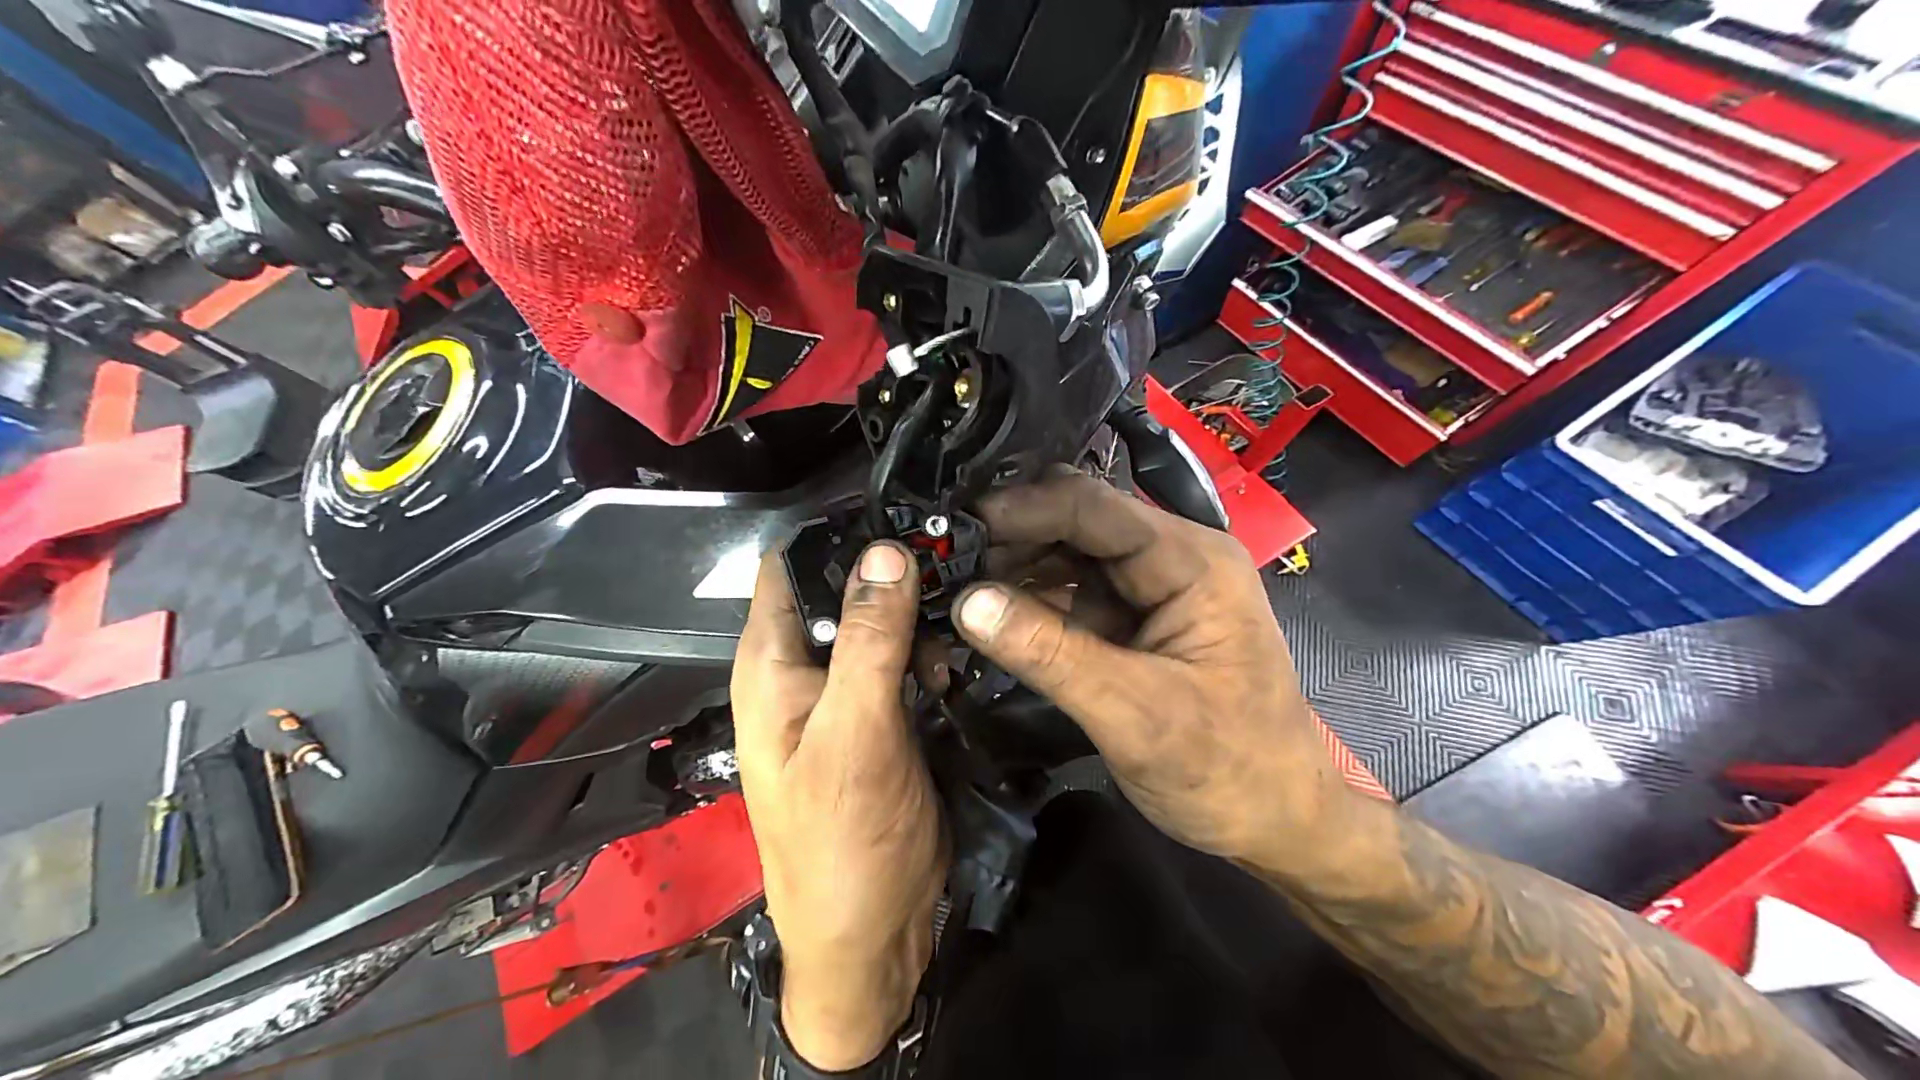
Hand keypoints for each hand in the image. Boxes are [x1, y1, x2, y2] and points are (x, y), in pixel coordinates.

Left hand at [732, 543, 945, 1070]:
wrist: (874, 933)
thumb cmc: (843, 839)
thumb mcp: (854, 733)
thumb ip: (869, 641)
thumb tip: (885, 550)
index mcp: (772, 664)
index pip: (789, 567)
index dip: (836, 532)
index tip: (901, 509)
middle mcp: (805, 668)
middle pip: (844, 589)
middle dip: (892, 569)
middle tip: (953, 552)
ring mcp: (849, 692)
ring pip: (882, 622)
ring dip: (918, 612)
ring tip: (960, 612)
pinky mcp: (886, 714)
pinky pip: (907, 660)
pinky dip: (931, 650)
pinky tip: (957, 660)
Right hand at [951, 470, 1359, 877]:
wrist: (1276, 820)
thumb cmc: (1226, 769)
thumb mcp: (1134, 715)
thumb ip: (1050, 654)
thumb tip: (967, 602)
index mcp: (1193, 563)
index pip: (1096, 508)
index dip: (1023, 509)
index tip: (958, 525)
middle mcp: (1175, 558)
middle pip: (1080, 521)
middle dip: (1014, 535)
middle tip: (947, 559)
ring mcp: (1154, 588)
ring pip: (1070, 554)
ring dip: (1016, 567)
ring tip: (956, 585)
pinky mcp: (1135, 619)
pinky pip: (1073, 592)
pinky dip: (1031, 600)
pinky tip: (991, 613)